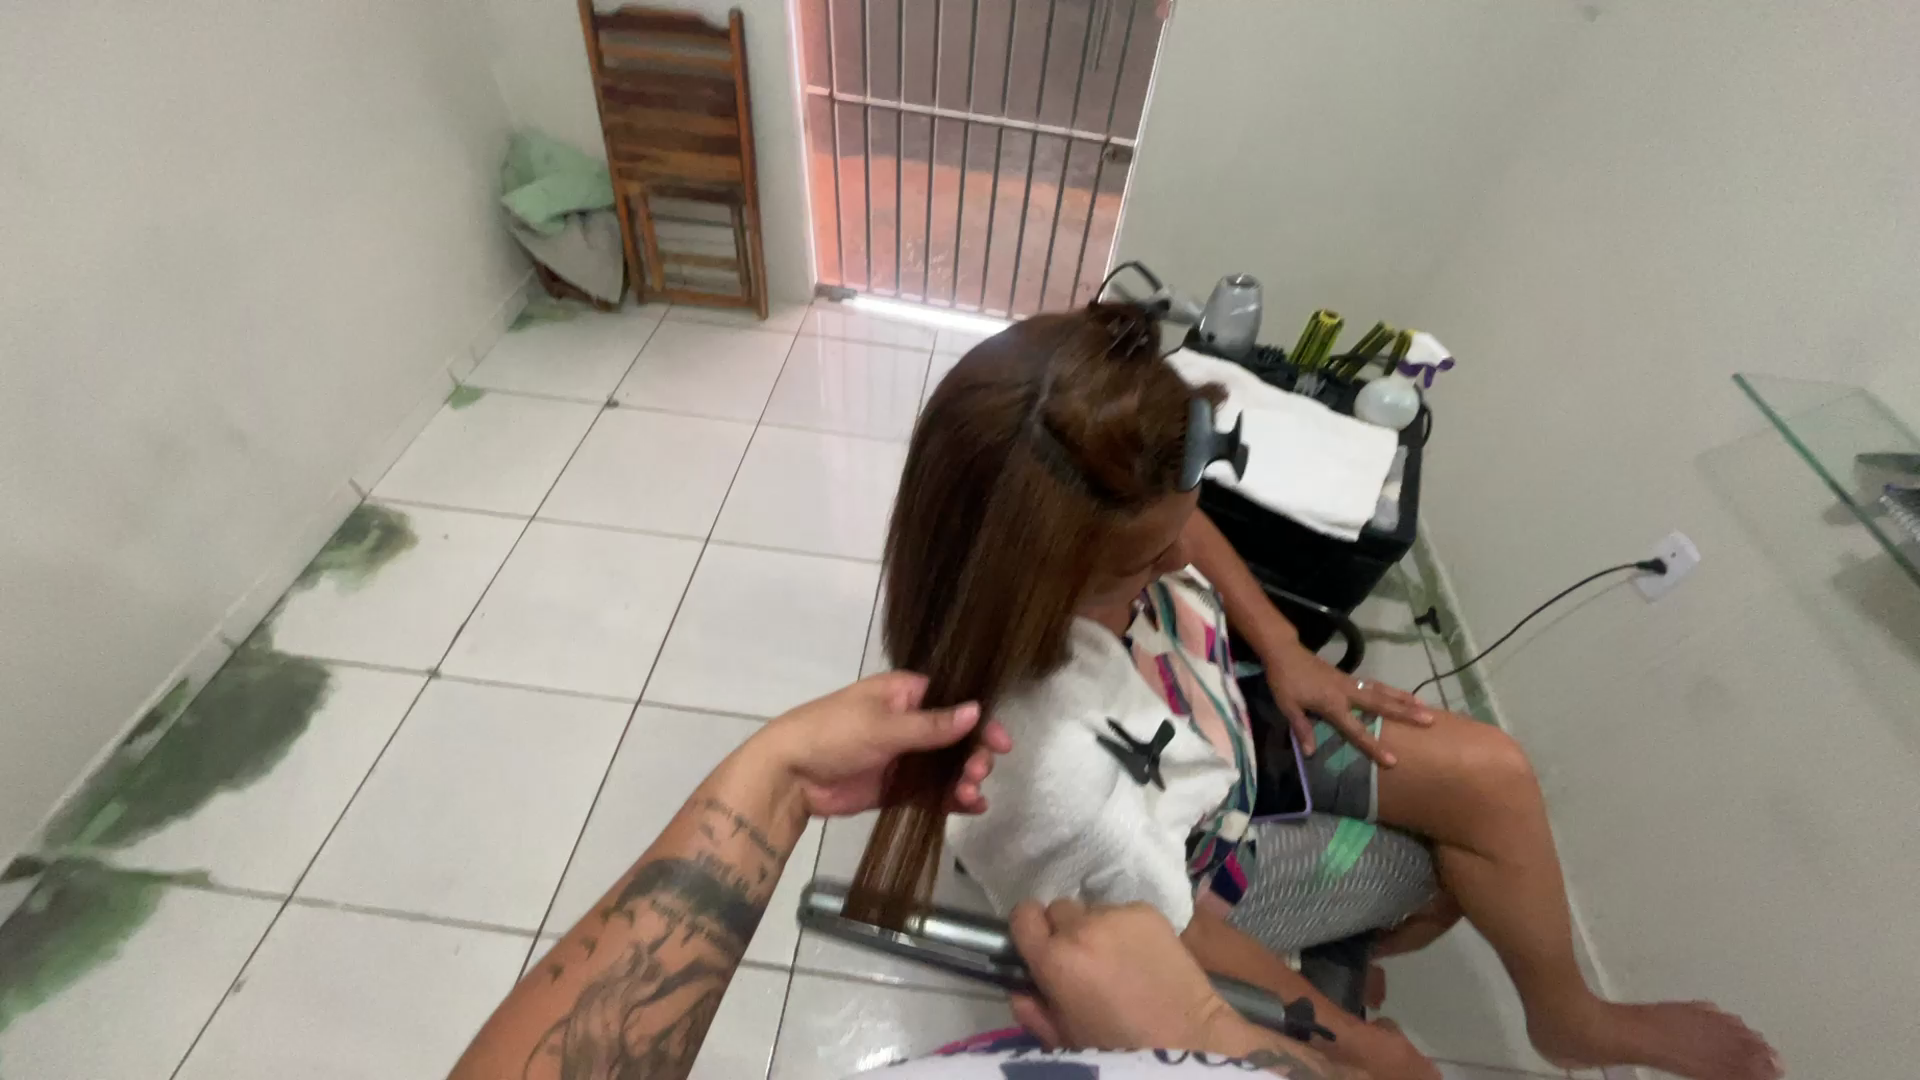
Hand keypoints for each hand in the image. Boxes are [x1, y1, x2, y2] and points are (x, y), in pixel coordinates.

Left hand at [756, 672, 1011, 818]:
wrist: (789, 775)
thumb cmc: (834, 732)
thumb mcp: (884, 725)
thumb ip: (933, 725)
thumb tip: (977, 710)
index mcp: (906, 694)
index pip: (955, 702)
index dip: (981, 721)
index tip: (1001, 743)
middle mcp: (910, 722)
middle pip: (957, 737)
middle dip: (974, 755)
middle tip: (978, 773)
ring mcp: (904, 756)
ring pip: (947, 766)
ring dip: (964, 778)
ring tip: (969, 794)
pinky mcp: (897, 787)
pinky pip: (931, 791)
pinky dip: (952, 798)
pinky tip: (971, 807)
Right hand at [1007, 899, 1246, 1053]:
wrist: (1190, 1041)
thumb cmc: (1122, 1050)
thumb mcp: (1068, 1040)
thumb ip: (1034, 1012)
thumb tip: (1017, 987)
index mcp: (1057, 958)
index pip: (1023, 914)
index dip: (1029, 930)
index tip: (1039, 946)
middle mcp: (1083, 926)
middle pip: (1058, 909)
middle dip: (1065, 932)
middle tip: (1083, 962)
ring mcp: (1118, 914)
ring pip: (1091, 910)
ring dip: (1095, 929)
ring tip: (1117, 961)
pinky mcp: (1147, 909)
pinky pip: (1122, 912)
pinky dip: (1125, 929)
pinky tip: (1141, 956)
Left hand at [1264, 640, 1432, 766]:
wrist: (1284, 651)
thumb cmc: (1284, 680)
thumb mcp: (1287, 705)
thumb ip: (1301, 728)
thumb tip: (1310, 753)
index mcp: (1332, 704)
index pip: (1356, 729)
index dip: (1373, 746)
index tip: (1393, 760)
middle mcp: (1347, 692)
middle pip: (1380, 704)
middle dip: (1405, 713)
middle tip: (1430, 720)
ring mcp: (1349, 682)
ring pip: (1381, 691)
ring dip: (1403, 698)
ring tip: (1425, 706)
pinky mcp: (1348, 676)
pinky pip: (1373, 684)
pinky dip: (1389, 690)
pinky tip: (1399, 694)